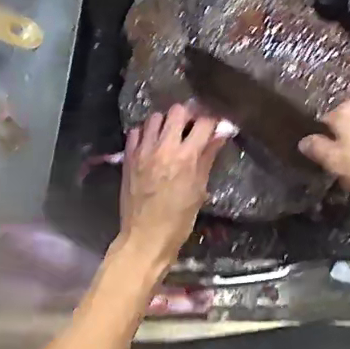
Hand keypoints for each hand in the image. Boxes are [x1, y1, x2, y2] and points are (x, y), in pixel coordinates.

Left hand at [116, 104, 225, 273]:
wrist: (145, 237)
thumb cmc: (179, 219)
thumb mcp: (199, 189)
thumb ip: (208, 157)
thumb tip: (221, 133)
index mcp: (186, 157)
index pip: (204, 123)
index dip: (212, 120)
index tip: (214, 124)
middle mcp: (164, 147)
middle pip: (178, 111)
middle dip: (188, 115)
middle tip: (191, 126)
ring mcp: (143, 150)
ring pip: (155, 117)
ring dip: (166, 122)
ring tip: (170, 134)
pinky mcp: (128, 156)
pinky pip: (136, 131)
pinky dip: (146, 133)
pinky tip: (152, 143)